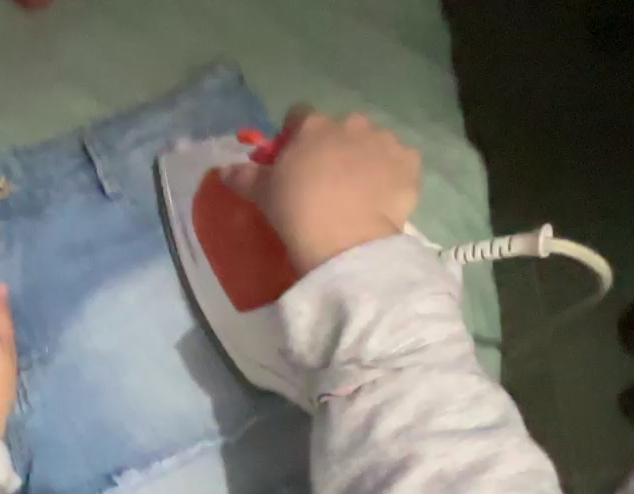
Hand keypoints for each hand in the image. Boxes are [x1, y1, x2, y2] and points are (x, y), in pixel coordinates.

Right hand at [221, 107, 421, 273]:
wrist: (344, 239)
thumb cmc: (295, 210)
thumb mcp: (262, 195)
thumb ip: (244, 177)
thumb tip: (224, 170)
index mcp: (313, 127)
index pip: (298, 115)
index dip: (292, 135)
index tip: (288, 159)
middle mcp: (352, 124)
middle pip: (339, 129)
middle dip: (330, 148)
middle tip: (320, 182)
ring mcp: (385, 141)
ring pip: (371, 144)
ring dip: (361, 160)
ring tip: (351, 194)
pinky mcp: (409, 163)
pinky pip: (397, 163)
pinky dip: (388, 176)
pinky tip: (376, 200)